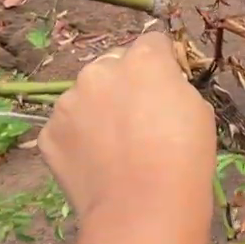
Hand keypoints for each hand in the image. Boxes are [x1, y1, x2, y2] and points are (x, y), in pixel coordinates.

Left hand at [37, 31, 214, 235]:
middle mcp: (98, 72)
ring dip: (100, 107)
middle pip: (113, 64)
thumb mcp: (197, 107)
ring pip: (86, 95)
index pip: (152, 41)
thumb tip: (157, 90)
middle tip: (142, 114)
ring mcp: (67, 103)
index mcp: (143, 61)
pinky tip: (100, 159)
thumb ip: (172, 87)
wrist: (144, 202)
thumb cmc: (187, 151)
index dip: (164, 60)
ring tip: (118, 142)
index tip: (170, 82)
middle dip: (126, 81)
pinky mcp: (47, 134)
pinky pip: (69, 125)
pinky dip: (82, 136)